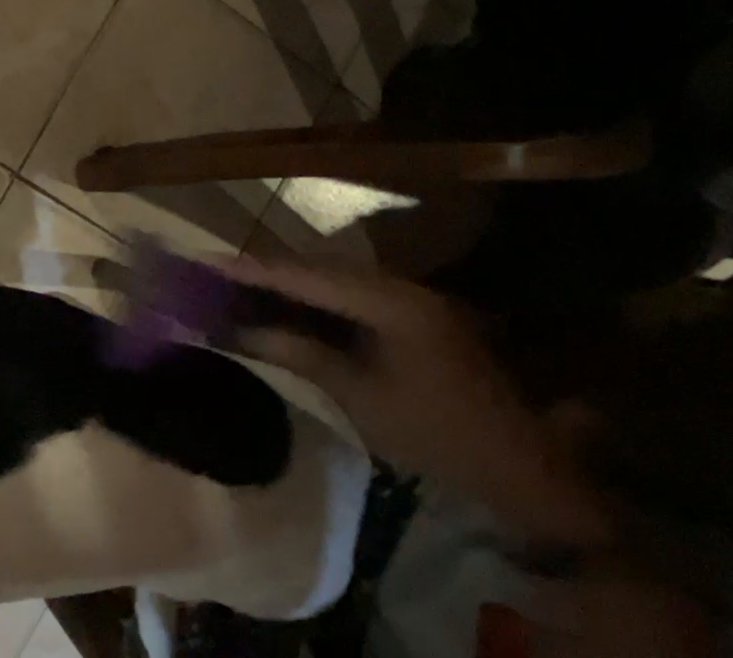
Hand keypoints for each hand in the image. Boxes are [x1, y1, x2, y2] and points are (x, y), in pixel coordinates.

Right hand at [220, 258, 608, 548]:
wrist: (529, 470)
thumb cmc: (439, 436)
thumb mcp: (359, 397)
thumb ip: (299, 353)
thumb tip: (237, 329)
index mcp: (389, 302)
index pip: (303, 275)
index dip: (249, 269)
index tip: (203, 262)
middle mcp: (399, 287)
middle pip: (315, 268)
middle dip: (262, 273)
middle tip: (210, 277)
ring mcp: (410, 301)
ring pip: (331, 282)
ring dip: (285, 287)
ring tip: (235, 290)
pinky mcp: (413, 318)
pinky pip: (349, 299)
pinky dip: (311, 303)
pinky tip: (282, 311)